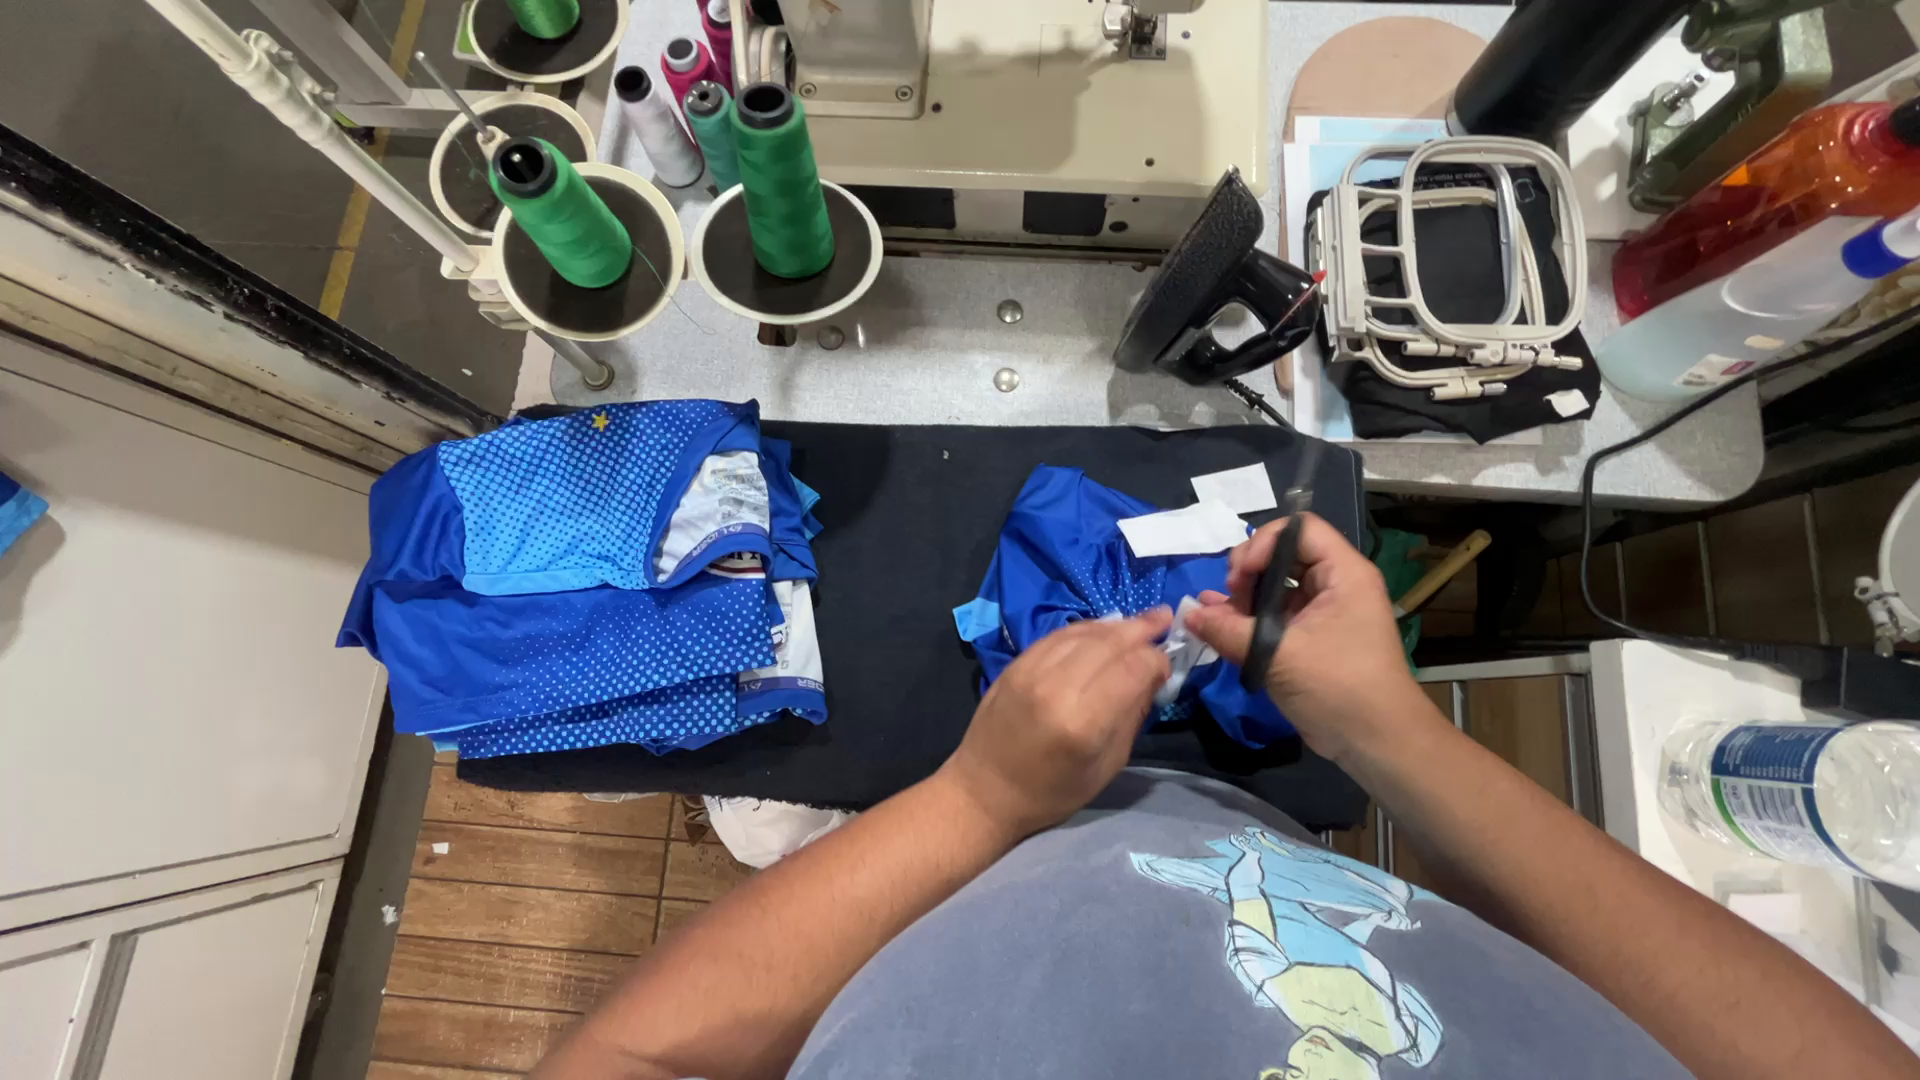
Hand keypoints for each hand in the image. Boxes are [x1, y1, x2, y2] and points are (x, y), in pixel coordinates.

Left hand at [937, 608, 1173, 837]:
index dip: (1156, 660)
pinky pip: (1058, 635)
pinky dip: (1084, 628)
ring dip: (1114, 624)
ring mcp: (1032, 671)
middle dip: (1140, 629)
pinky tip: (1102, 629)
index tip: (1167, 664)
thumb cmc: (1052, 791)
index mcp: (1084, 722)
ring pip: (1083, 632)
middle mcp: (1057, 687)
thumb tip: (1154, 676)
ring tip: (1139, 621)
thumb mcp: (1106, 765)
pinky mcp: (1016, 664)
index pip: (1133, 669)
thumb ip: (1132, 715)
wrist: (985, 790)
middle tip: (1164, 617)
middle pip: (1109, 643)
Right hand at [1183, 513, 1440, 764]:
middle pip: (1282, 553)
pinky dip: (1247, 617)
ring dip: (1243, 596)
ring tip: (1219, 617)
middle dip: (1248, 571)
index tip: (1242, 576)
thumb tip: (1189, 614)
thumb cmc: (1339, 688)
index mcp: (1344, 574)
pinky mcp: (1308, 636)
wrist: (1376, 743)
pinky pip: (1273, 613)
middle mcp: (1334, 584)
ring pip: (1274, 584)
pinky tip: (1218, 625)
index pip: (1299, 529)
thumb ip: (1229, 631)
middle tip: (1229, 598)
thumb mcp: (1279, 655)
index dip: (1264, 543)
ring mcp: (1321, 611)